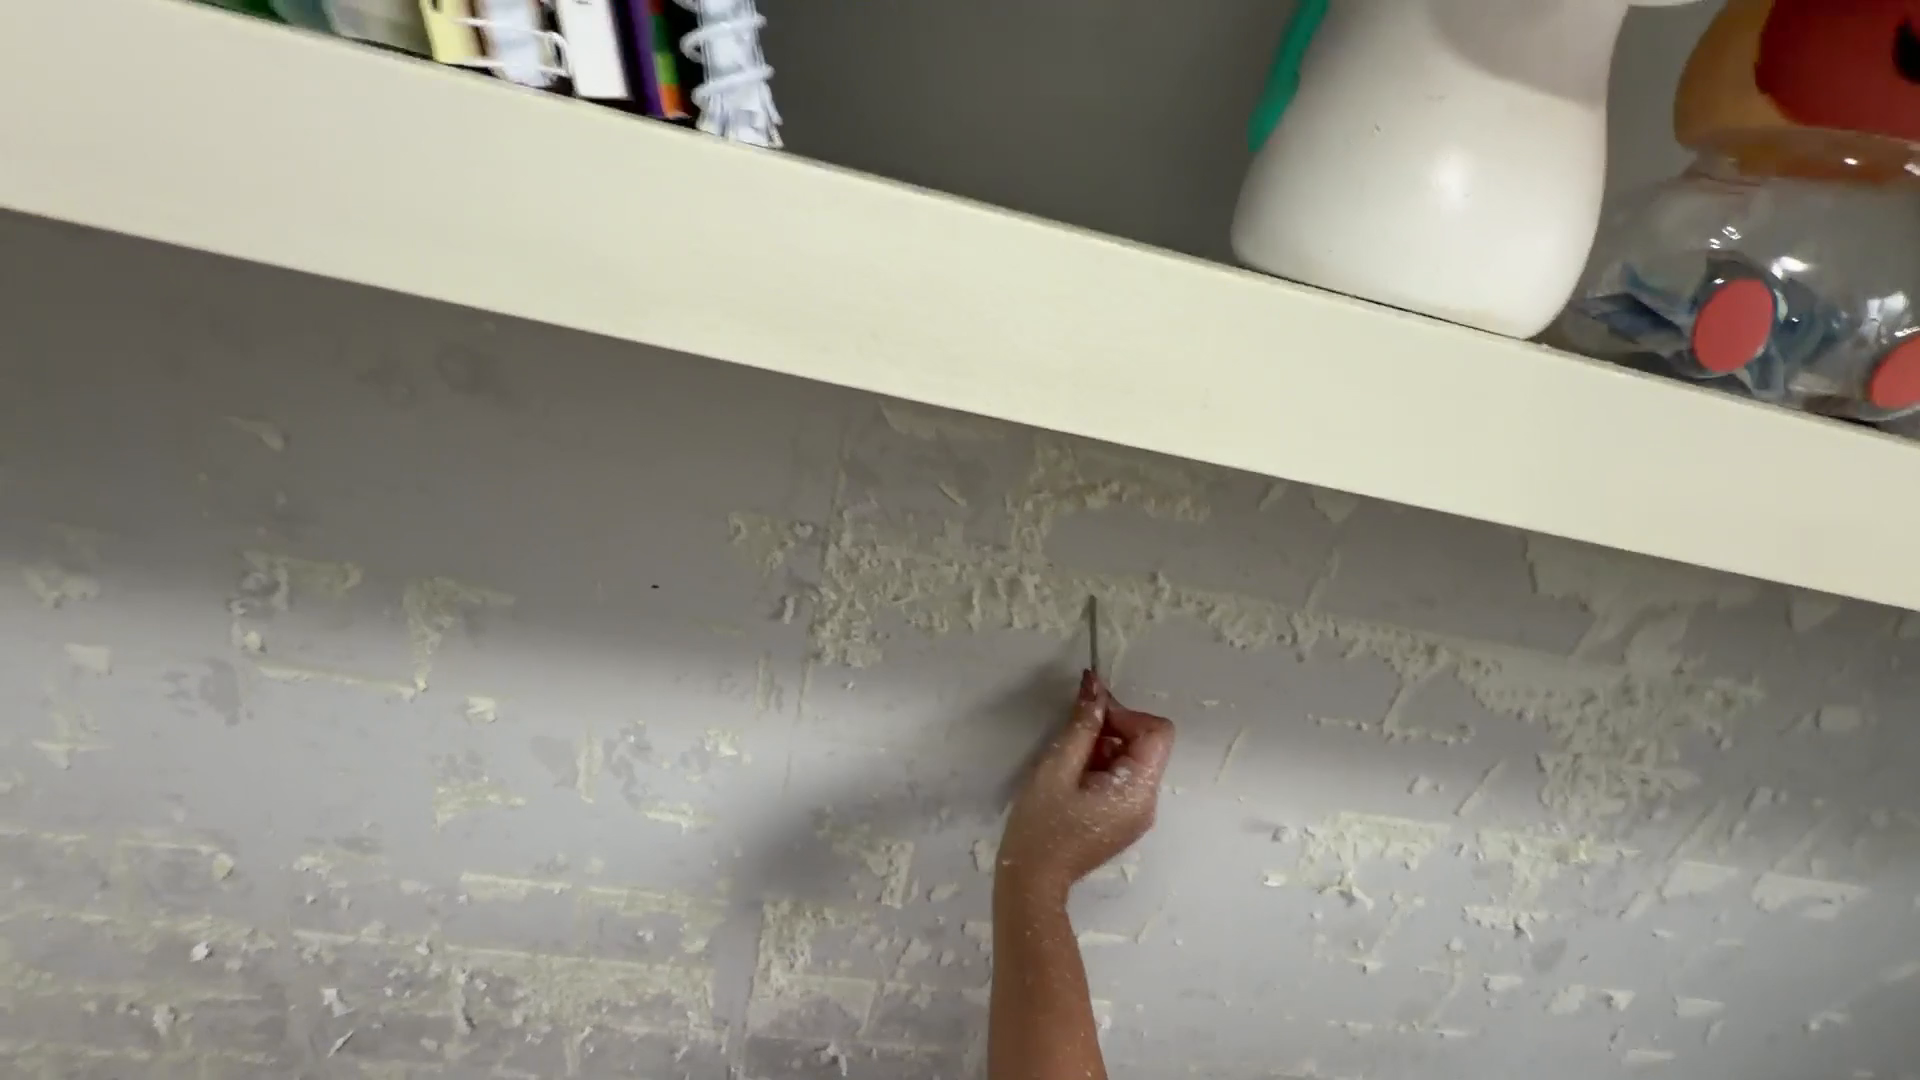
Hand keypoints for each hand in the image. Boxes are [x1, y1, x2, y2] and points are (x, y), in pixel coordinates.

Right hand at [997, 670, 1175, 902]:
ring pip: (1133, 759)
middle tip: (1073, 736)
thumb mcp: (1056, 767)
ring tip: (1068, 762)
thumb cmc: (1041, 824)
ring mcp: (1137, 813)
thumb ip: (1082, 725)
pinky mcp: (1123, 819)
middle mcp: (1148, 801)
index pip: (1157, 731)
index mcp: (1138, 789)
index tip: (1089, 717)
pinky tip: (1072, 778)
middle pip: (1147, 744)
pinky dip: (1101, 766)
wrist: (1032, 881)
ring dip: (1103, 747)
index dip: (1125, 714)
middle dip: (1112, 729)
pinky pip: (1122, 778)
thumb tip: (1096, 687)